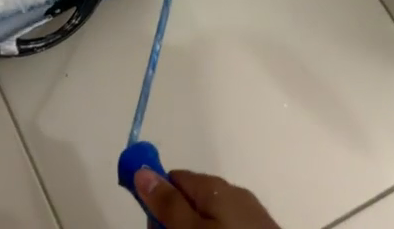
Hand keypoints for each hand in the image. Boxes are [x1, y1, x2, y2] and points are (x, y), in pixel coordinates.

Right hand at [134, 168, 281, 228]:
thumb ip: (167, 203)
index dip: (158, 201)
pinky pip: (230, 228)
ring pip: (210, 218)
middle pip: (191, 199)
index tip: (154, 225)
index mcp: (214, 185)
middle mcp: (234, 193)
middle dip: (177, 220)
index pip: (172, 178)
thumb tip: (140, 169)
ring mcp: (252, 216)